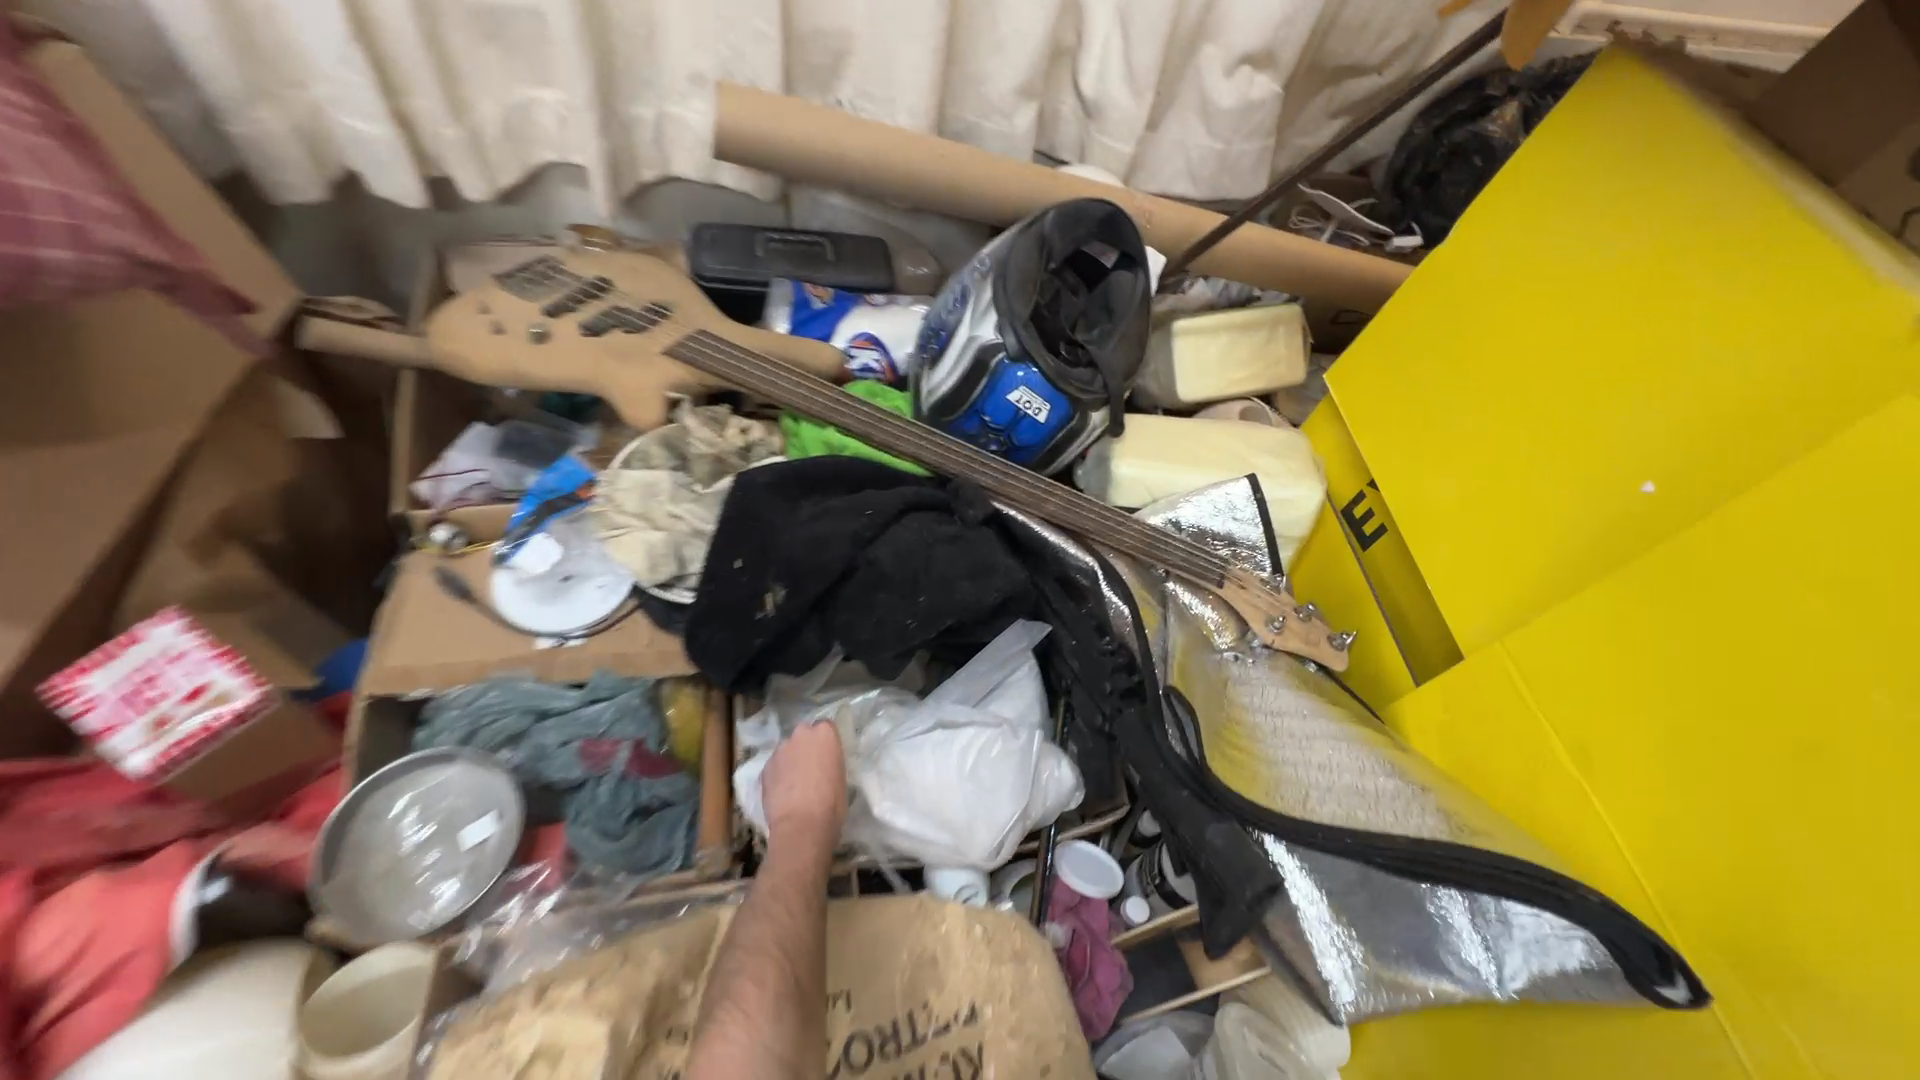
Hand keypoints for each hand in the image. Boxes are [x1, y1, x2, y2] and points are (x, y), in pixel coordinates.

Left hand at [762, 721, 846, 849]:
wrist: (802, 824)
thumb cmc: (832, 803)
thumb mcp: (841, 777)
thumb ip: (831, 762)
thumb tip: (824, 766)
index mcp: (825, 734)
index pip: (827, 727)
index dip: (826, 742)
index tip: (828, 755)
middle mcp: (801, 734)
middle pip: (804, 735)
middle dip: (806, 747)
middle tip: (811, 767)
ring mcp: (780, 750)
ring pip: (787, 750)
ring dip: (791, 760)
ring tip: (794, 782)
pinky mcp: (765, 766)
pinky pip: (775, 766)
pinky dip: (778, 774)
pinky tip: (783, 792)